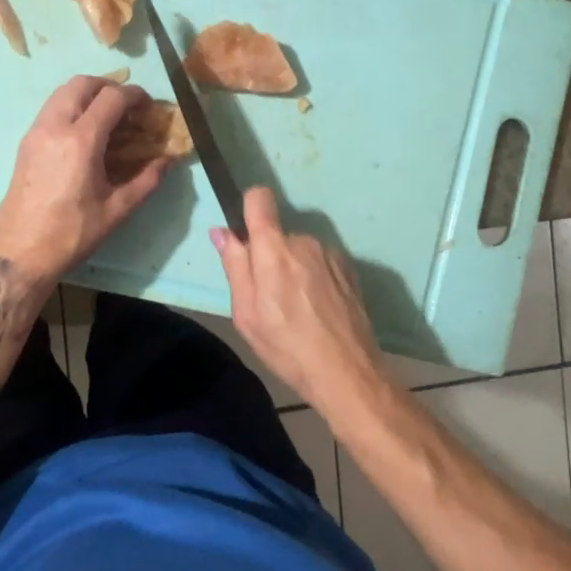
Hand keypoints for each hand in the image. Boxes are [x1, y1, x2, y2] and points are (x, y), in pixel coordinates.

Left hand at [0, 76, 170, 283]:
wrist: (19, 253)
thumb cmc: (71, 234)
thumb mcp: (117, 210)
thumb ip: (146, 181)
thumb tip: (168, 161)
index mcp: (80, 141)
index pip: (111, 98)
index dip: (135, 95)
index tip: (148, 107)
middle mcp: (54, 127)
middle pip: (82, 83)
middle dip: (109, 86)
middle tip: (127, 107)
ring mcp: (35, 132)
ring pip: (62, 92)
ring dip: (87, 94)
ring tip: (107, 117)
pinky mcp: (25, 143)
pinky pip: (50, 109)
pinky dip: (70, 106)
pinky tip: (85, 133)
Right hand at [212, 187, 383, 411]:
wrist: (346, 372)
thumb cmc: (286, 346)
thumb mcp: (246, 313)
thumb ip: (234, 266)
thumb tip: (221, 232)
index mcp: (273, 249)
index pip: (259, 198)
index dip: (248, 208)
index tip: (245, 235)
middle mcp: (304, 241)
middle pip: (278, 235)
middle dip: (269, 256)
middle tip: (269, 298)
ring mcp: (330, 254)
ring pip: (300, 251)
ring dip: (294, 269)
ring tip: (297, 309)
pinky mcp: (349, 269)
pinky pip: (320, 263)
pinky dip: (315, 278)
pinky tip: (318, 310)